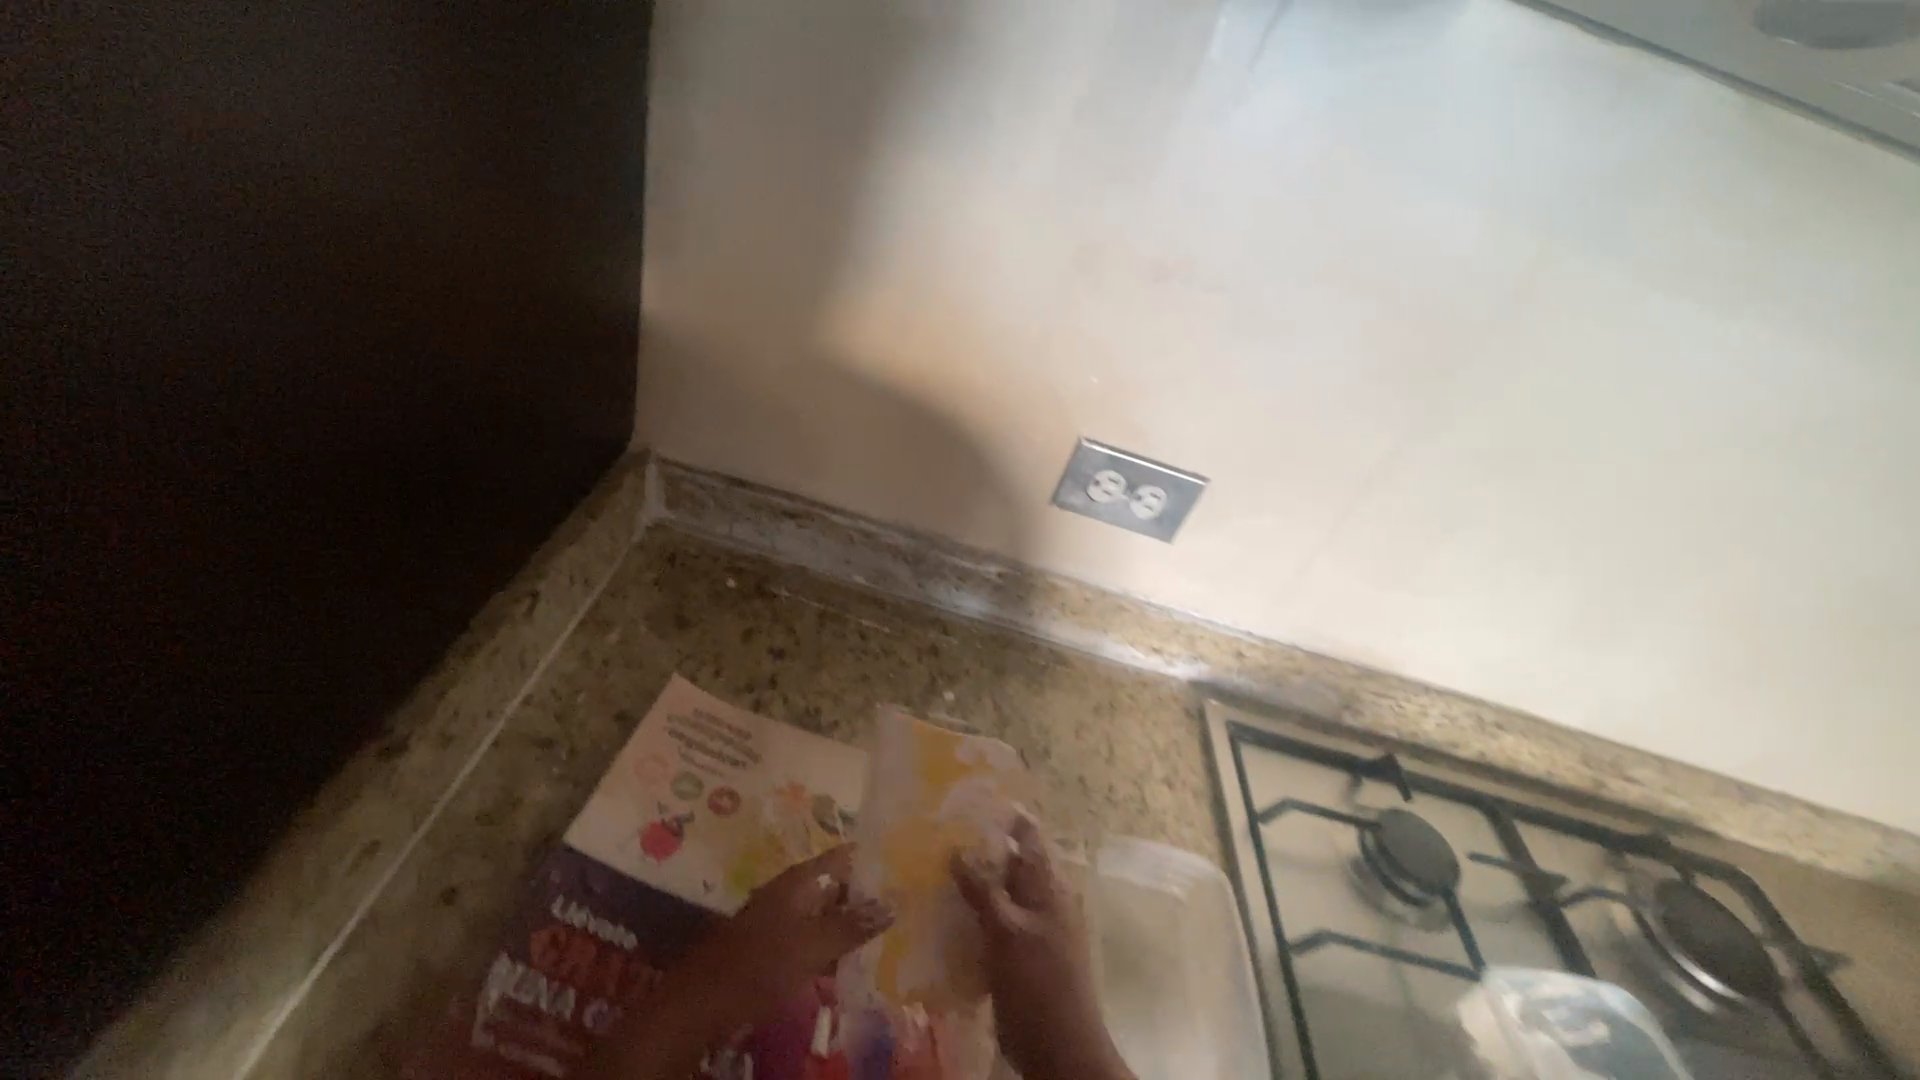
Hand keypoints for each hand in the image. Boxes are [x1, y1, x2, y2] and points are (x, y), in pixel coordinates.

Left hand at [682, 844, 894, 1029]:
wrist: (702, 1003)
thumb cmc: (760, 965)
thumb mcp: (812, 945)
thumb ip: (852, 925)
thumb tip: (893, 904)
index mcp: (800, 880)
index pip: (845, 856)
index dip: (874, 858)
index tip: (906, 866)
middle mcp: (792, 892)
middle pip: (838, 885)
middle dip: (869, 894)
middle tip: (907, 905)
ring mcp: (783, 919)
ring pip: (827, 914)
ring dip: (853, 923)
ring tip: (891, 935)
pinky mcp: (777, 947)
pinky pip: (815, 937)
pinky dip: (835, 945)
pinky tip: (856, 962)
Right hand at [950, 817, 1133, 1079]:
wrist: (1057, 1049)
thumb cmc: (1039, 984)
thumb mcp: (1009, 932)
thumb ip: (984, 890)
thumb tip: (957, 849)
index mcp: (1049, 885)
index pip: (1026, 835)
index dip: (1000, 815)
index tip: (963, 798)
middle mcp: (1040, 899)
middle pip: (1006, 864)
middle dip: (973, 850)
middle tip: (929, 835)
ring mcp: (1027, 928)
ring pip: (994, 894)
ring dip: (965, 885)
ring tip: (922, 869)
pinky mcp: (1013, 954)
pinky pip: (988, 925)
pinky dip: (966, 917)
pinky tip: (934, 915)